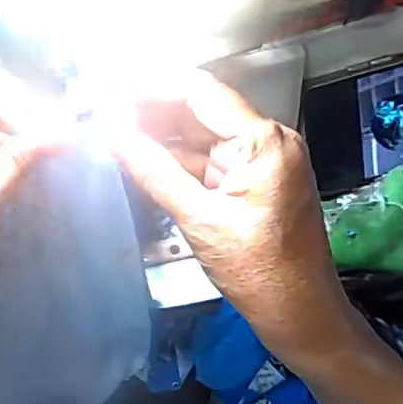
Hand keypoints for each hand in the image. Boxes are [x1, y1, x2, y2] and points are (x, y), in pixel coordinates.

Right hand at [107, 70, 357, 361]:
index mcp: (263, 141)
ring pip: (195, 135)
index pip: (198, 92)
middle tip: (101, 114)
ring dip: (155, 134)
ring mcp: (256, 162)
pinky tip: (137, 158)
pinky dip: (171, 160)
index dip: (149, 87)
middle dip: (147, 110)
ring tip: (110, 133)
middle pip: (196, 110)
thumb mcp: (199, 219)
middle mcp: (264, 141)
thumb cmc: (261, 273)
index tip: (109, 90)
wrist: (301, 317)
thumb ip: (152, 170)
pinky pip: (202, 160)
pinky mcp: (247, 182)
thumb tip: (112, 132)